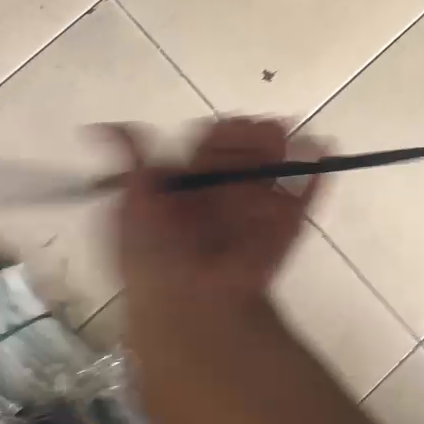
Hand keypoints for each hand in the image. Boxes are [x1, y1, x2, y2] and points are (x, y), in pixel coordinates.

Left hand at [104, 118, 326, 318]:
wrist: (193, 299)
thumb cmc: (154, 256)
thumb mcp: (130, 208)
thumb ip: (131, 166)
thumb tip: (104, 124)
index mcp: (194, 181)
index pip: (213, 141)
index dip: (222, 130)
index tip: (226, 129)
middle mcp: (231, 186)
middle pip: (251, 146)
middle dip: (258, 133)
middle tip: (262, 130)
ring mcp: (265, 200)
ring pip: (284, 161)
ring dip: (290, 144)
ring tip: (288, 138)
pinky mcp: (293, 215)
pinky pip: (311, 188)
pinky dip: (317, 169)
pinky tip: (318, 151)